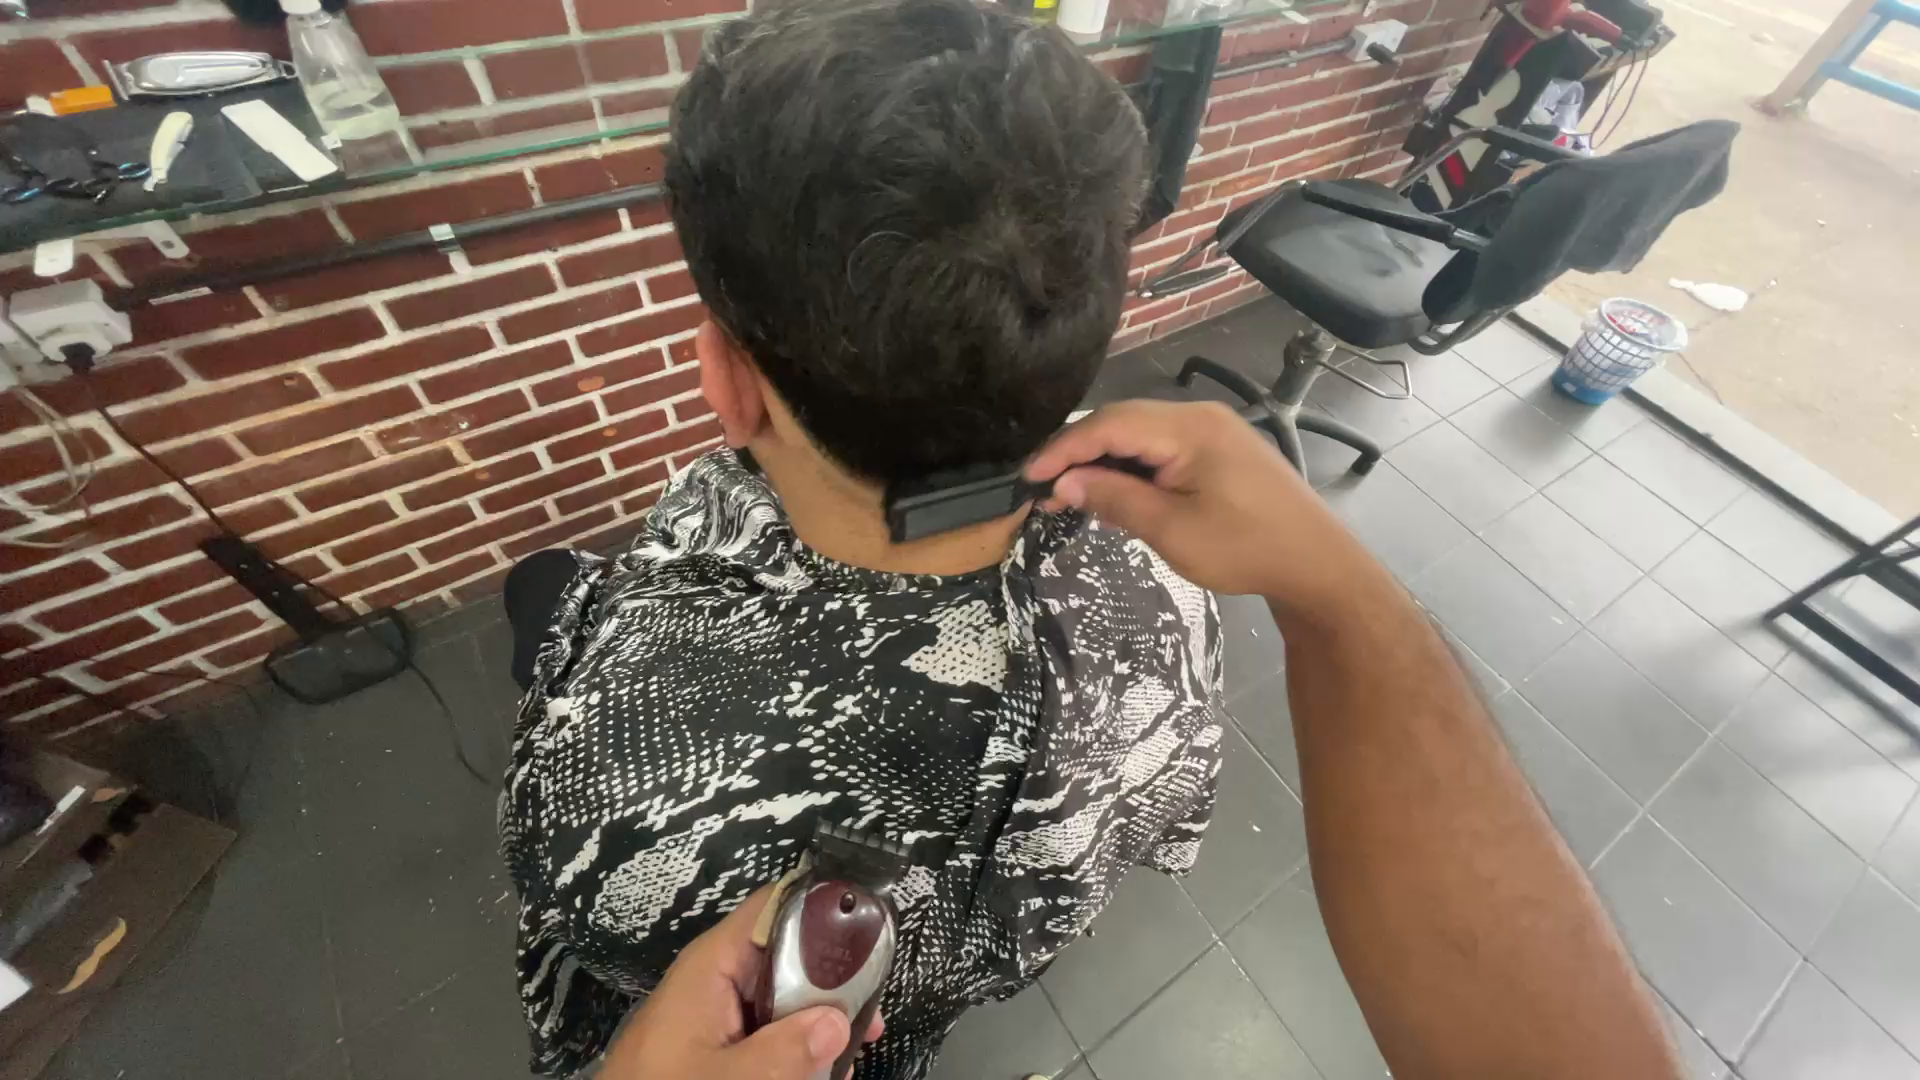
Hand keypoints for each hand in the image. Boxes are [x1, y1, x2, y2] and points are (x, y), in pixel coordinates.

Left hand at [599, 885, 883, 1079]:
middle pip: (789, 952)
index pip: (775, 904)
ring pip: (785, 995)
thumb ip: (782, 1053)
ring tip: (863, 1044)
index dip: (821, 904)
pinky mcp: (720, 1042)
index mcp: (716, 961)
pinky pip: (770, 1028)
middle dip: (835, 978)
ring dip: (822, 1018)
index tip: (869, 922)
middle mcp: (722, 973)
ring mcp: (721, 1010)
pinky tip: (828, 1069)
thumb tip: (841, 1022)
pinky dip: (798, 1044)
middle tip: (875, 1010)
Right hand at [1026, 400, 1381, 611]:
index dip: (1064, 448)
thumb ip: (1115, 499)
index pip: (1109, 425)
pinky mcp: (1217, 451)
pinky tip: (1111, 492)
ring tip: (1068, 494)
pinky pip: (1160, 449)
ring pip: (1139, 436)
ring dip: (1102, 462)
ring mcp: (1211, 431)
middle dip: (1078, 454)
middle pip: (1122, 423)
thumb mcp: (1172, 530)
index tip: (1029, 476)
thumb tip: (1064, 483)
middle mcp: (1199, 417)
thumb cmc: (1245, 549)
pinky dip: (1129, 468)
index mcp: (1190, 428)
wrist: (1316, 565)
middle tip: (1043, 488)